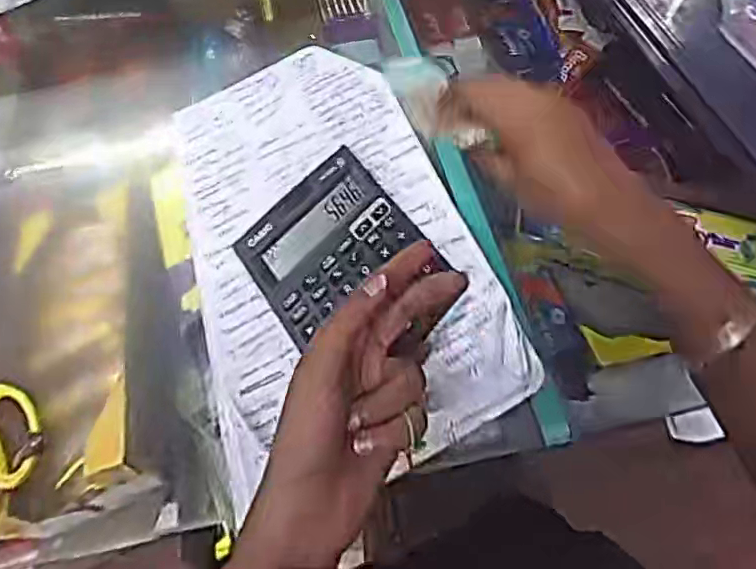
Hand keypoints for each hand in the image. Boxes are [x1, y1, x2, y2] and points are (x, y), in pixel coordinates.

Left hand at [234, 242, 466, 568]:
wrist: (310, 504)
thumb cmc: (302, 437)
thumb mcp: (319, 368)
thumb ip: (349, 322)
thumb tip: (375, 285)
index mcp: (341, 342)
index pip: (377, 295)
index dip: (401, 270)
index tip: (423, 252)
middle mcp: (362, 362)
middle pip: (404, 321)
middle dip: (426, 301)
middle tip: (453, 280)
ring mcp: (379, 394)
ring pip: (413, 377)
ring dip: (388, 403)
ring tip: (357, 421)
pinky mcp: (394, 426)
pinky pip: (415, 414)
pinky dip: (393, 430)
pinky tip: (368, 441)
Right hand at [441, 78, 696, 276]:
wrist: (613, 206)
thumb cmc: (557, 197)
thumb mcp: (506, 179)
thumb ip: (479, 151)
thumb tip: (463, 139)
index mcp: (513, 110)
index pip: (465, 90)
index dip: (443, 100)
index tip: (430, 112)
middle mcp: (532, 96)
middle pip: (485, 83)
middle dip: (462, 97)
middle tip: (446, 117)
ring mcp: (551, 100)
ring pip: (506, 87)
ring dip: (485, 100)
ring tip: (471, 124)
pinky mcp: (565, 109)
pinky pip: (525, 97)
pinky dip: (507, 106)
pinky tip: (503, 128)